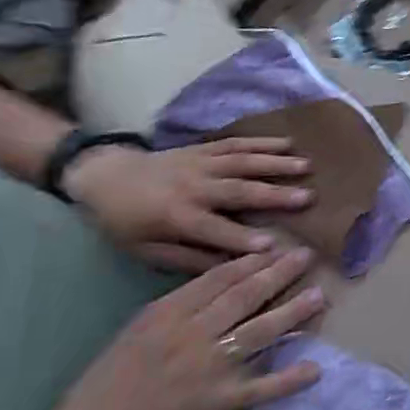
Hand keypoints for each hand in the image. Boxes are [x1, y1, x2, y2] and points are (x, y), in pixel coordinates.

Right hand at [44, 248, 324, 409]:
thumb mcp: (143, 328)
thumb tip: (233, 276)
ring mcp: (209, 368)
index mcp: (167, 315)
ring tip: (321, 296)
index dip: (254, 261)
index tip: (281, 247)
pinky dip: (289, 378)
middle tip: (308, 256)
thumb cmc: (117, 376)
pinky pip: (263, 387)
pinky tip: (314, 368)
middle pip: (244, 298)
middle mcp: (191, 336)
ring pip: (260, 332)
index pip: (219, 279)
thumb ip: (185, 303)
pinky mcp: (220, 401)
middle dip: (279, 274)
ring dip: (293, 312)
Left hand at [64, 137, 313, 272]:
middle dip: (274, 195)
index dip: (241, 239)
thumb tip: (230, 266)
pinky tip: (290, 143)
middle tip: (308, 198)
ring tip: (307, 167)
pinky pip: (236, 143)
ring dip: (276, 164)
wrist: (102, 177)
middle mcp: (192, 187)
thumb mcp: (145, 250)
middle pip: (238, 191)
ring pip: (242, 162)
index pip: (213, 229)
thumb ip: (187, 258)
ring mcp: (200, 164)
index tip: (273, 247)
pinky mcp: (204, 149)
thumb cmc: (126, 221)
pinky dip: (264, 142)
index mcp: (176, 216)